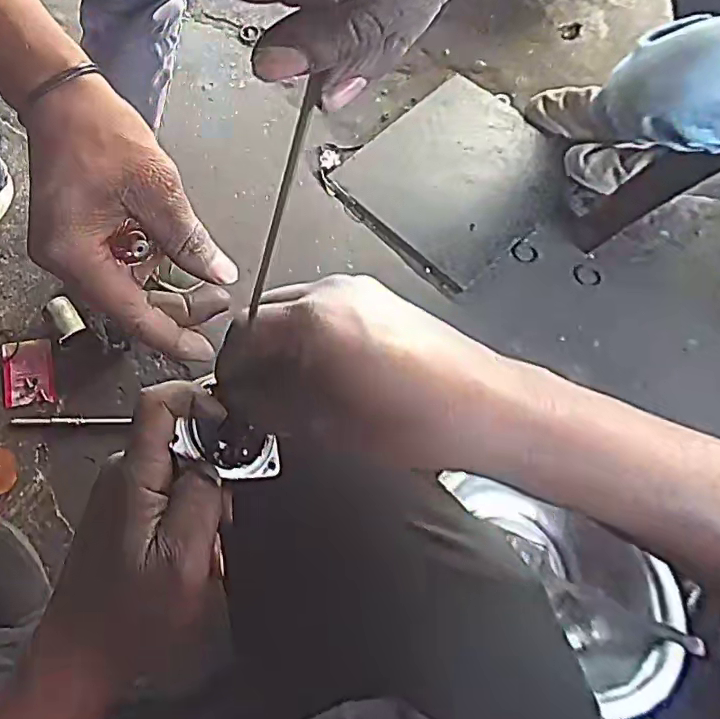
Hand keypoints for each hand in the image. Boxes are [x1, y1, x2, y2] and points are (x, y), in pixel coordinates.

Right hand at [25, 76, 237, 362]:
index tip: (199, 350)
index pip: (131, 314)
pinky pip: (114, 266)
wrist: (63, 101)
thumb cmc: (98, 131)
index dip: (170, 336)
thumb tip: (216, 274)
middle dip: (174, 305)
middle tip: (215, 298)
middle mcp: (62, 261)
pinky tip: (165, 245)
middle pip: (126, 304)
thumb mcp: (157, 187)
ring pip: (123, 287)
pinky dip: (144, 262)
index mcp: (75, 253)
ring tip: (197, 264)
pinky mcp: (72, 240)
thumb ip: (188, 238)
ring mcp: (65, 251)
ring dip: (161, 281)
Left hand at [28, 382, 230, 697]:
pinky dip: (188, 512)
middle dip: (212, 462)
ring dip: (203, 494)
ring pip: (176, 464)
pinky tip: (193, 550)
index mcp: (134, 475)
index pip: (159, 402)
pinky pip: (166, 490)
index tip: (231, 429)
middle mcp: (122, 473)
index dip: (198, 399)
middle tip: (225, 514)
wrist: (80, 657)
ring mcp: (121, 492)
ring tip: (208, 544)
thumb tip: (218, 457)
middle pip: (176, 433)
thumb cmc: (129, 620)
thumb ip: (202, 499)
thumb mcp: (183, 561)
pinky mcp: (124, 511)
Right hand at [217, 275, 541, 472]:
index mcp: (314, 320)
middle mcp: (334, 293)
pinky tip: (322, 372)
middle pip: (266, 314)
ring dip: (281, 343)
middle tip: (253, 389)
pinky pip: (325, 311)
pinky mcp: (379, 301)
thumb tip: (245, 400)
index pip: (244, 331)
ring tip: (289, 385)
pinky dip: (309, 337)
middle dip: (254, 352)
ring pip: (295, 310)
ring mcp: (360, 292)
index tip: (229, 387)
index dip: (229, 364)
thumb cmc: (422, 420)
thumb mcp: (327, 426)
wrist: (490, 409)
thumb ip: (271, 407)